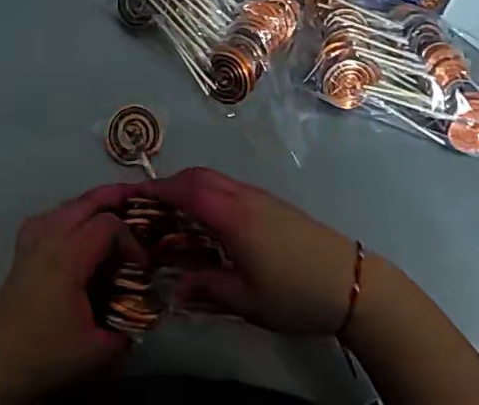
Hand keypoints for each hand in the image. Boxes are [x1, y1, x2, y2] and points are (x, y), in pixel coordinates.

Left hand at [0, 183, 146, 400]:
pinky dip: (70, 213)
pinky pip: (51, 215)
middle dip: (118, 200)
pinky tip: (77, 228)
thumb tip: (149, 312)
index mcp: (68, 256)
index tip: (140, 266)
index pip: (110, 224)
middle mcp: (50, 238)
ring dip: (95, 205)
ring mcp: (32, 240)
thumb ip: (127, 327)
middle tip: (140, 209)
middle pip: (89, 200)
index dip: (131, 240)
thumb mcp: (94, 350)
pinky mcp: (22, 249)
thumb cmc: (43, 355)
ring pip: (70, 204)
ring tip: (115, 216)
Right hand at [143, 167, 355, 335]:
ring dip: (191, 194)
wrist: (348, 280)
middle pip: (201, 178)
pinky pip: (232, 193)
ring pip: (217, 184)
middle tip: (146, 213)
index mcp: (235, 216)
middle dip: (170, 188)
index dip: (157, 190)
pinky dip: (210, 201)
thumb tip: (176, 286)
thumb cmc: (294, 293)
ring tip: (169, 225)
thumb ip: (207, 288)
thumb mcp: (245, 300)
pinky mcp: (273, 207)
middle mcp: (246, 198)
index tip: (131, 198)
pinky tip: (205, 231)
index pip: (188, 190)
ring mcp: (262, 199)